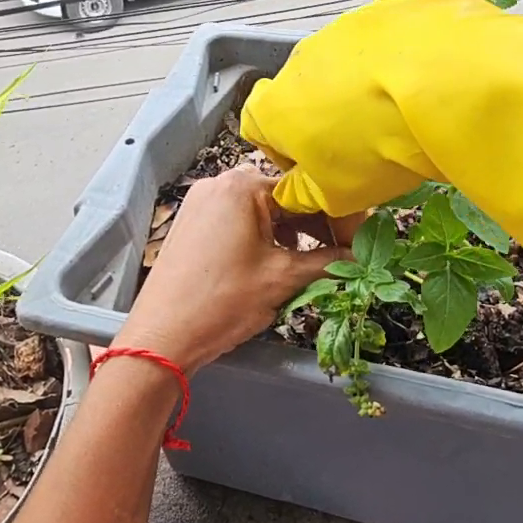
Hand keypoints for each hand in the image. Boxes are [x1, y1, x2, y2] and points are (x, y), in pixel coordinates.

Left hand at [115, 167, 346, 373]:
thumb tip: (359, 256)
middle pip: (285, 197)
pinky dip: (267, 240)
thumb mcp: (282, 280)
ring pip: (264, 211)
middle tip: (344, 253)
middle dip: (318, 225)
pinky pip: (242, 223)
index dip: (341, 217)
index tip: (361, 242)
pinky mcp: (194, 225)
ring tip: (316, 264)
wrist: (161, 338)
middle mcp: (220, 184)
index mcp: (242, 186)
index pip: (308, 190)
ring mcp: (203, 204)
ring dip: (293, 234)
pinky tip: (281, 263)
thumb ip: (327, 262)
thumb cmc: (219, 304)